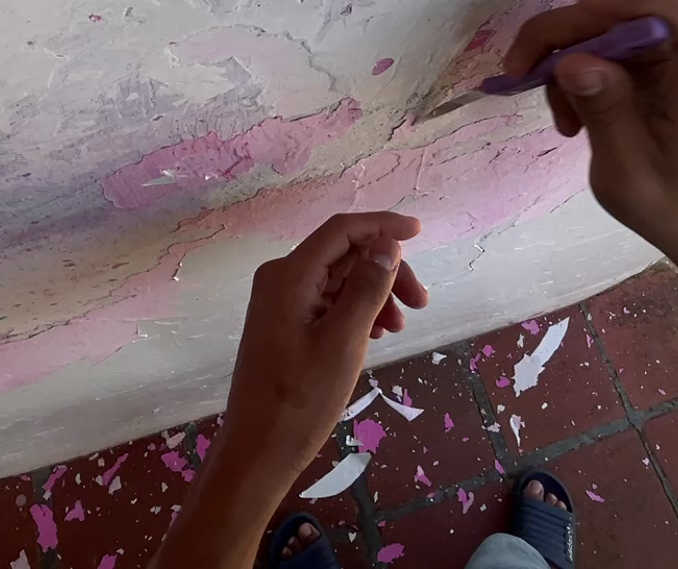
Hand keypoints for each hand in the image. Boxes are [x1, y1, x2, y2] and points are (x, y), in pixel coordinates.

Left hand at [214, 212, 429, 475]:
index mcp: (289, 274)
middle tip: (420, 303)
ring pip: (339, 278)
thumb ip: (368, 287)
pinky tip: (375, 334)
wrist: (258, 452)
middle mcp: (281, 277)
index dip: (382, 225)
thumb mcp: (345, 341)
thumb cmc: (301, 399)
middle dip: (384, 270)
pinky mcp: (285, 321)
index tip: (419, 231)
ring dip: (374, 293)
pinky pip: (328, 299)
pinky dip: (356, 309)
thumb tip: (388, 243)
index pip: (341, 230)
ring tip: (398, 329)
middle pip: (343, 255)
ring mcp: (281, 299)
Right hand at [502, 0, 677, 255]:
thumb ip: (604, 114)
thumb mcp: (627, 176)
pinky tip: (573, 111)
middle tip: (519, 65)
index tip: (582, 6)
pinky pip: (616, 45)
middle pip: (639, 14)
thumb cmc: (670, 207)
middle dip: (572, 29)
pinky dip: (583, 69)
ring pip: (618, 26)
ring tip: (560, 115)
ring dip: (571, 57)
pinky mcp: (666, 62)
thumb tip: (570, 61)